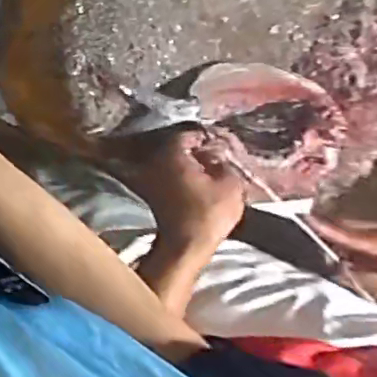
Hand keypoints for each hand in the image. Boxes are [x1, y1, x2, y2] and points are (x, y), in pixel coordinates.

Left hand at [119, 129, 245, 252]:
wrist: (185, 242)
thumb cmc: (208, 212)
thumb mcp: (230, 184)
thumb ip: (224, 162)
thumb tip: (216, 154)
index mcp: (170, 154)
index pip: (186, 134)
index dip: (204, 137)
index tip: (218, 143)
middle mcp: (152, 160)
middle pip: (174, 146)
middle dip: (194, 149)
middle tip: (214, 155)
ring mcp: (146, 175)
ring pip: (168, 160)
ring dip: (186, 162)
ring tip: (207, 169)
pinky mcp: (148, 190)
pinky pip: (164, 173)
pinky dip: (178, 173)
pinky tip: (195, 181)